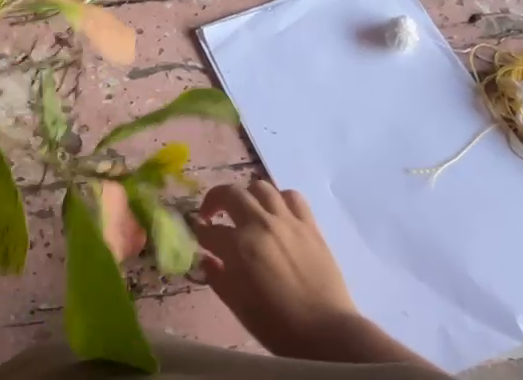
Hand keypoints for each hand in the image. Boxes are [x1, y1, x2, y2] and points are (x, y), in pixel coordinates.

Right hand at [194, 181, 373, 360]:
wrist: (326, 334)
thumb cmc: (277, 326)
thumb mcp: (237, 305)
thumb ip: (217, 277)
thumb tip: (206, 259)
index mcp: (239, 247)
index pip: (209, 231)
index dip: (198, 232)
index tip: (196, 233)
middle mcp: (261, 225)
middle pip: (230, 194)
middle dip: (214, 201)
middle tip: (211, 214)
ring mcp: (287, 222)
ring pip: (260, 187)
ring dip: (246, 195)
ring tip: (245, 209)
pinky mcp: (310, 226)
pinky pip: (292, 197)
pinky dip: (279, 198)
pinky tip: (276, 212)